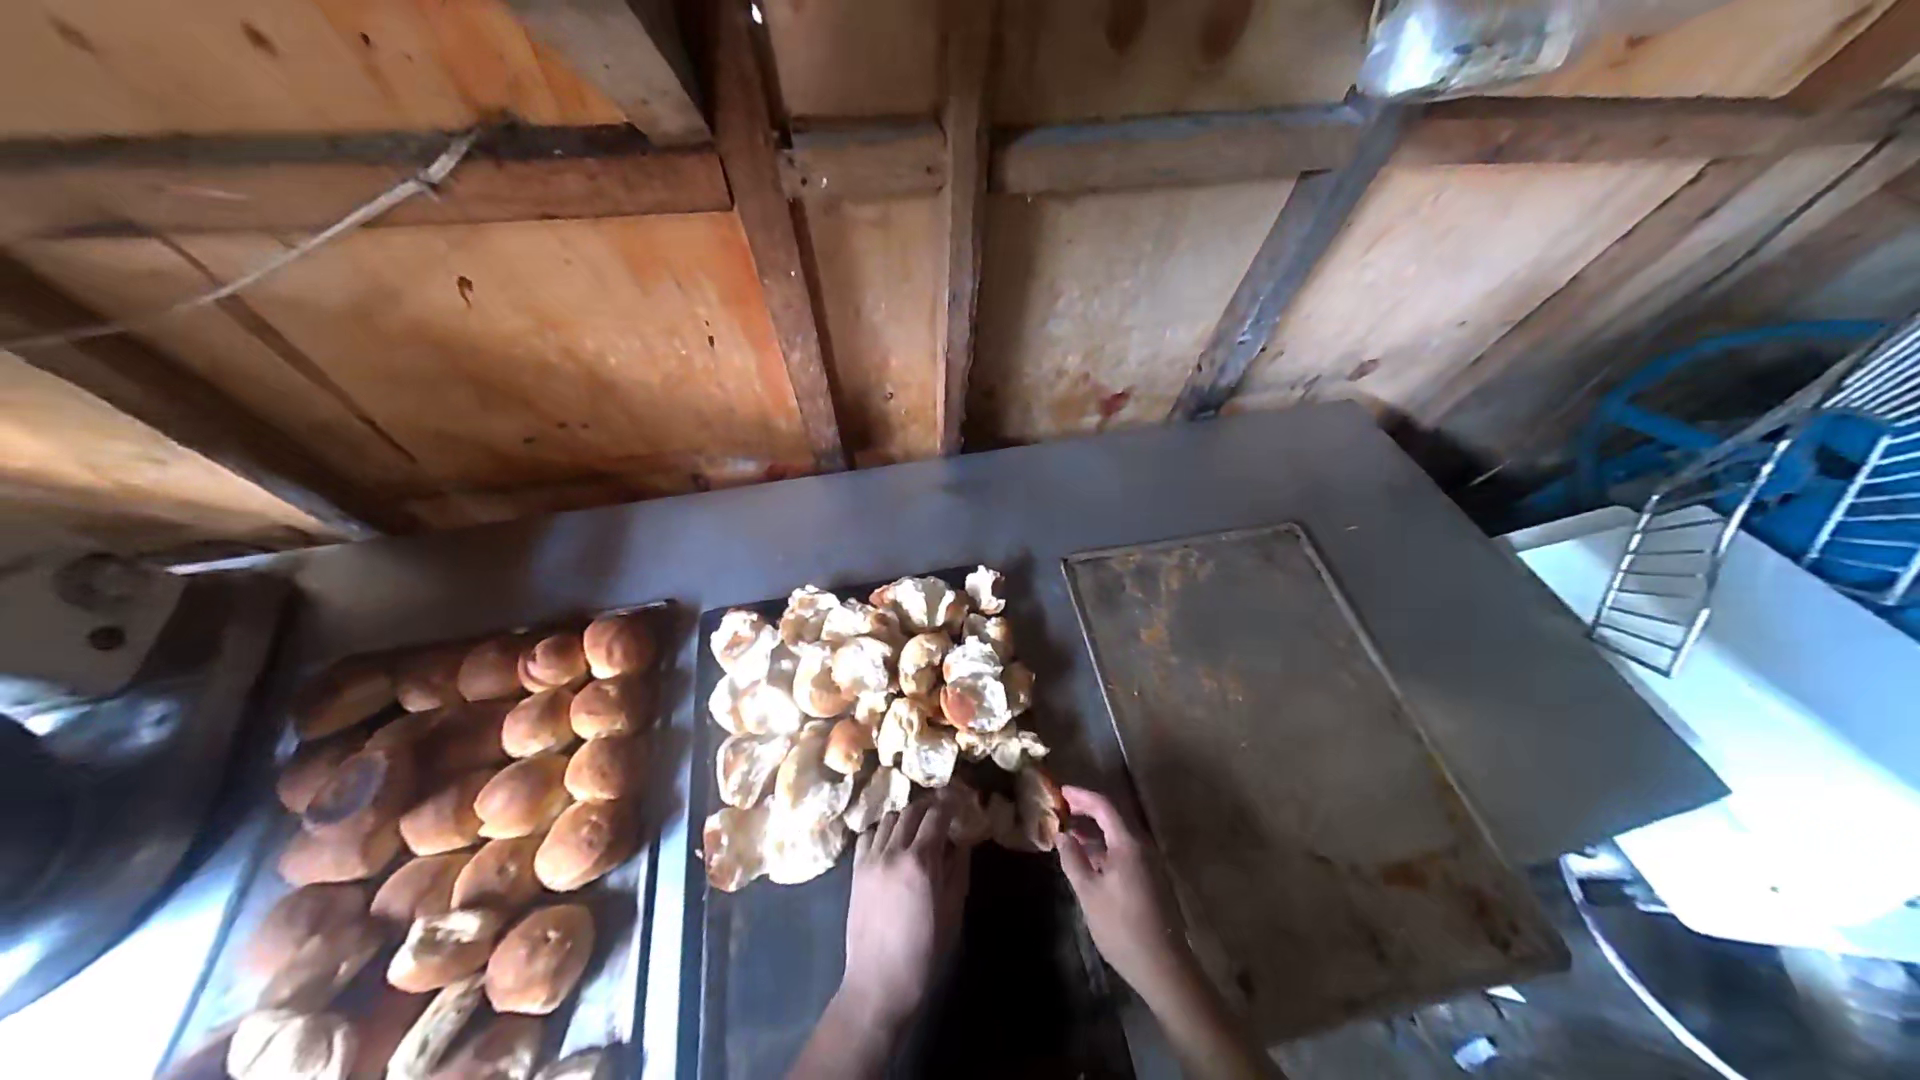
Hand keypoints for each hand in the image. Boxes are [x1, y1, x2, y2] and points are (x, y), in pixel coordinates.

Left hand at [837, 795, 971, 1030]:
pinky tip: (891, 841)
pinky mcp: (855, 871)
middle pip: (911, 811)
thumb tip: (961, 842)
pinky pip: (868, 836)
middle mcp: (893, 852)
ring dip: (905, 816)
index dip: (949, 802)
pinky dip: (882, 831)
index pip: (936, 815)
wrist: (879, 983)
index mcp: (921, 861)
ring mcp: (870, 860)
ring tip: (916, 826)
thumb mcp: (952, 911)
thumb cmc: (924, 952)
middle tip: (941, 810)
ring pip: (889, 819)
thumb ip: (958, 870)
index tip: (959, 798)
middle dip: (928, 806)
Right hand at [1056, 785, 1196, 1006]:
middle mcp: (1141, 847)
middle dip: (1086, 810)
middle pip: (1112, 818)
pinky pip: (1122, 851)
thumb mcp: (1089, 892)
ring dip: (1093, 831)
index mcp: (1128, 844)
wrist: (1163, 966)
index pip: (1103, 806)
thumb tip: (1061, 835)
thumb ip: (1073, 859)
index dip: (1081, 796)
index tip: (1060, 792)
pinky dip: (1103, 848)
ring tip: (1067, 833)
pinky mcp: (1149, 879)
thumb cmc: (1121, 926)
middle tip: (1060, 809)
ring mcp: (1148, 863)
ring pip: (1117, 836)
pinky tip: (1086, 859)